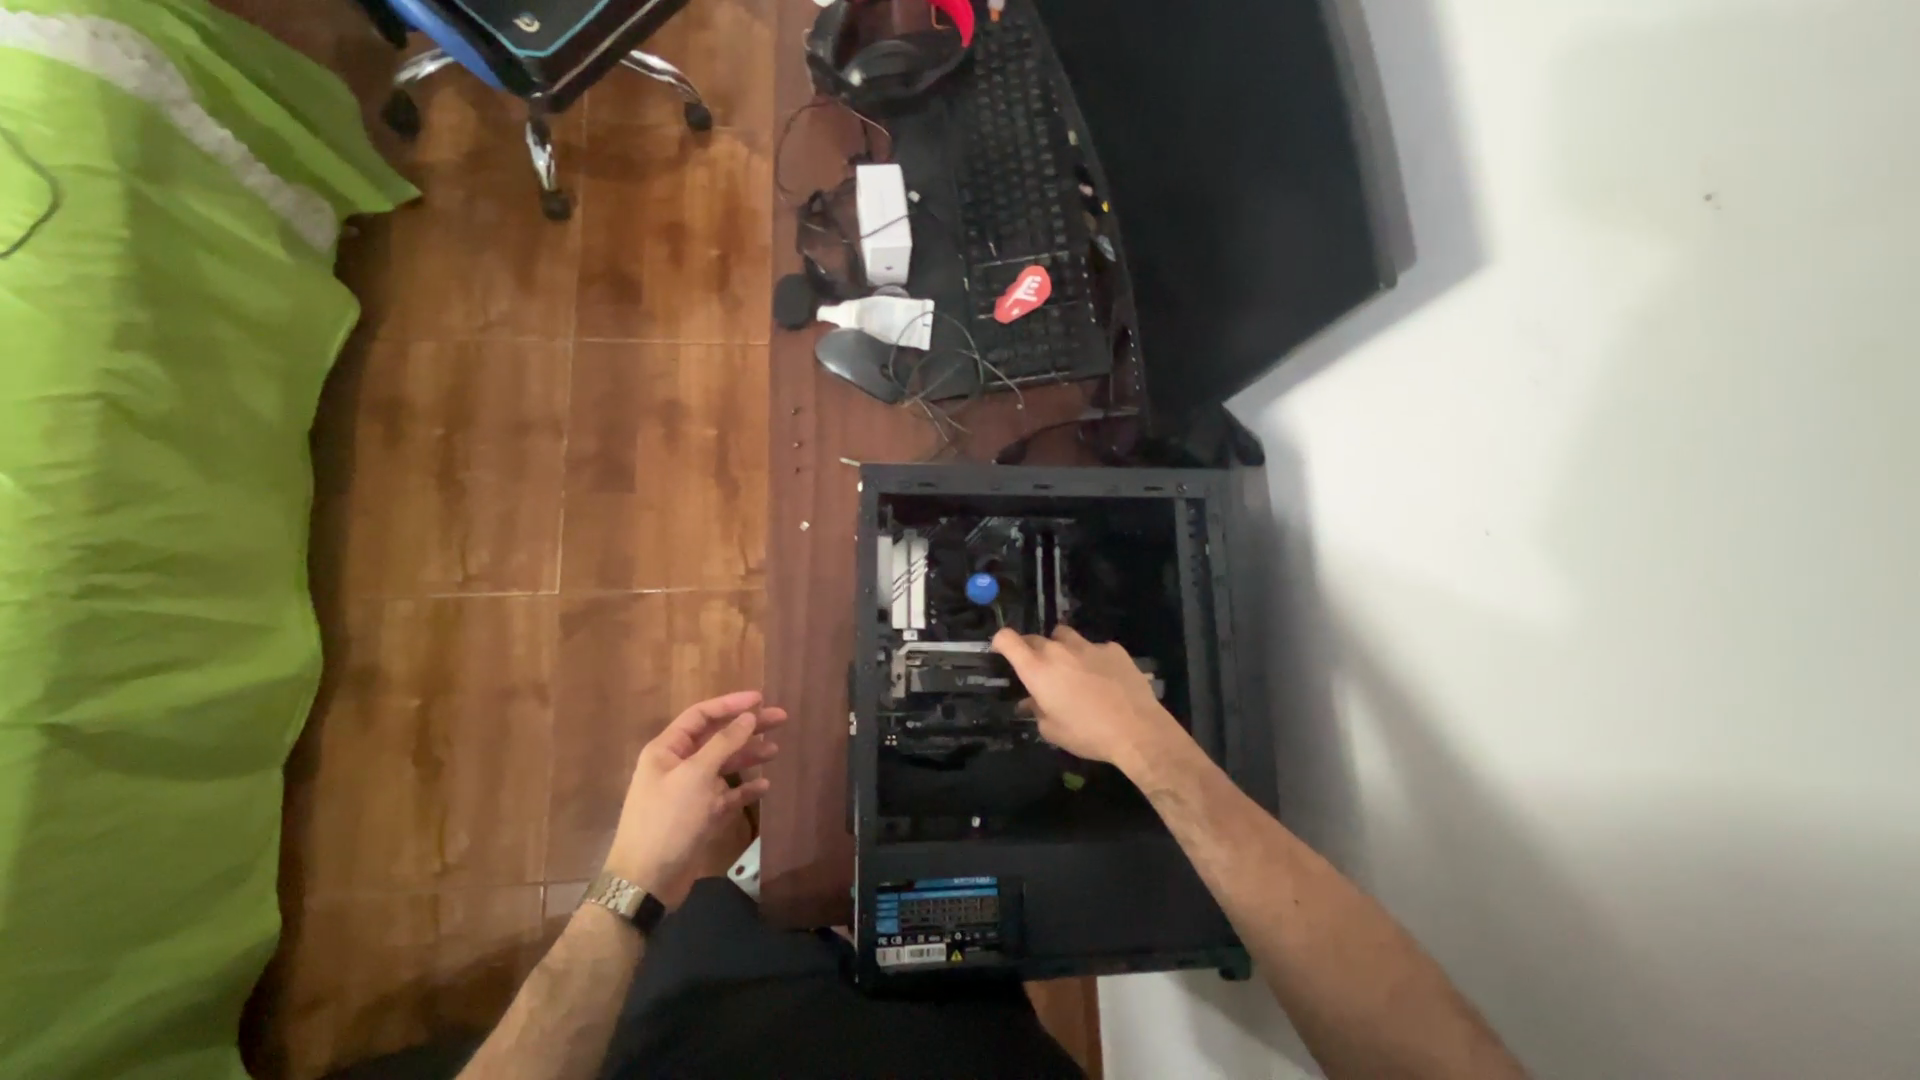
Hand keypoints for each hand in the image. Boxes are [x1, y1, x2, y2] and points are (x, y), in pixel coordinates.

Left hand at [603, 691, 784, 906]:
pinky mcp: (700, 817)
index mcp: (667, 750)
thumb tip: (748, 717)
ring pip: (724, 765)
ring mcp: (689, 793)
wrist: (646, 882)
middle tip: (780, 719)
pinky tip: (765, 787)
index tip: (761, 699)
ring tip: (775, 750)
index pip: (701, 715)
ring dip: (749, 756)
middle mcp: (678, 766)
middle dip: (747, 728)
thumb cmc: (668, 821)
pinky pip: (727, 795)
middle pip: (717, 738)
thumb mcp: (695, 776)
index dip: (731, 704)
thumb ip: (724, 743)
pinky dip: (745, 790)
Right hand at [991, 625, 1189, 776]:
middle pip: (1035, 638)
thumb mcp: (1052, 731)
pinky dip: (1093, 658)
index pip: (1007, 639)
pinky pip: (1095, 647)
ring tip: (1072, 669)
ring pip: (1065, 636)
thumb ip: (1036, 711)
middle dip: (1032, 651)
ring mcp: (1088, 646)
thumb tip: (1030, 702)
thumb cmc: (1087, 733)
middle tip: (1041, 673)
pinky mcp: (1113, 648)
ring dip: (1062, 648)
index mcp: (1037, 669)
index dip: (1000, 642)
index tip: (1002, 653)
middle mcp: (1059, 650)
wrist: (1136, 729)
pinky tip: (1104, 677)